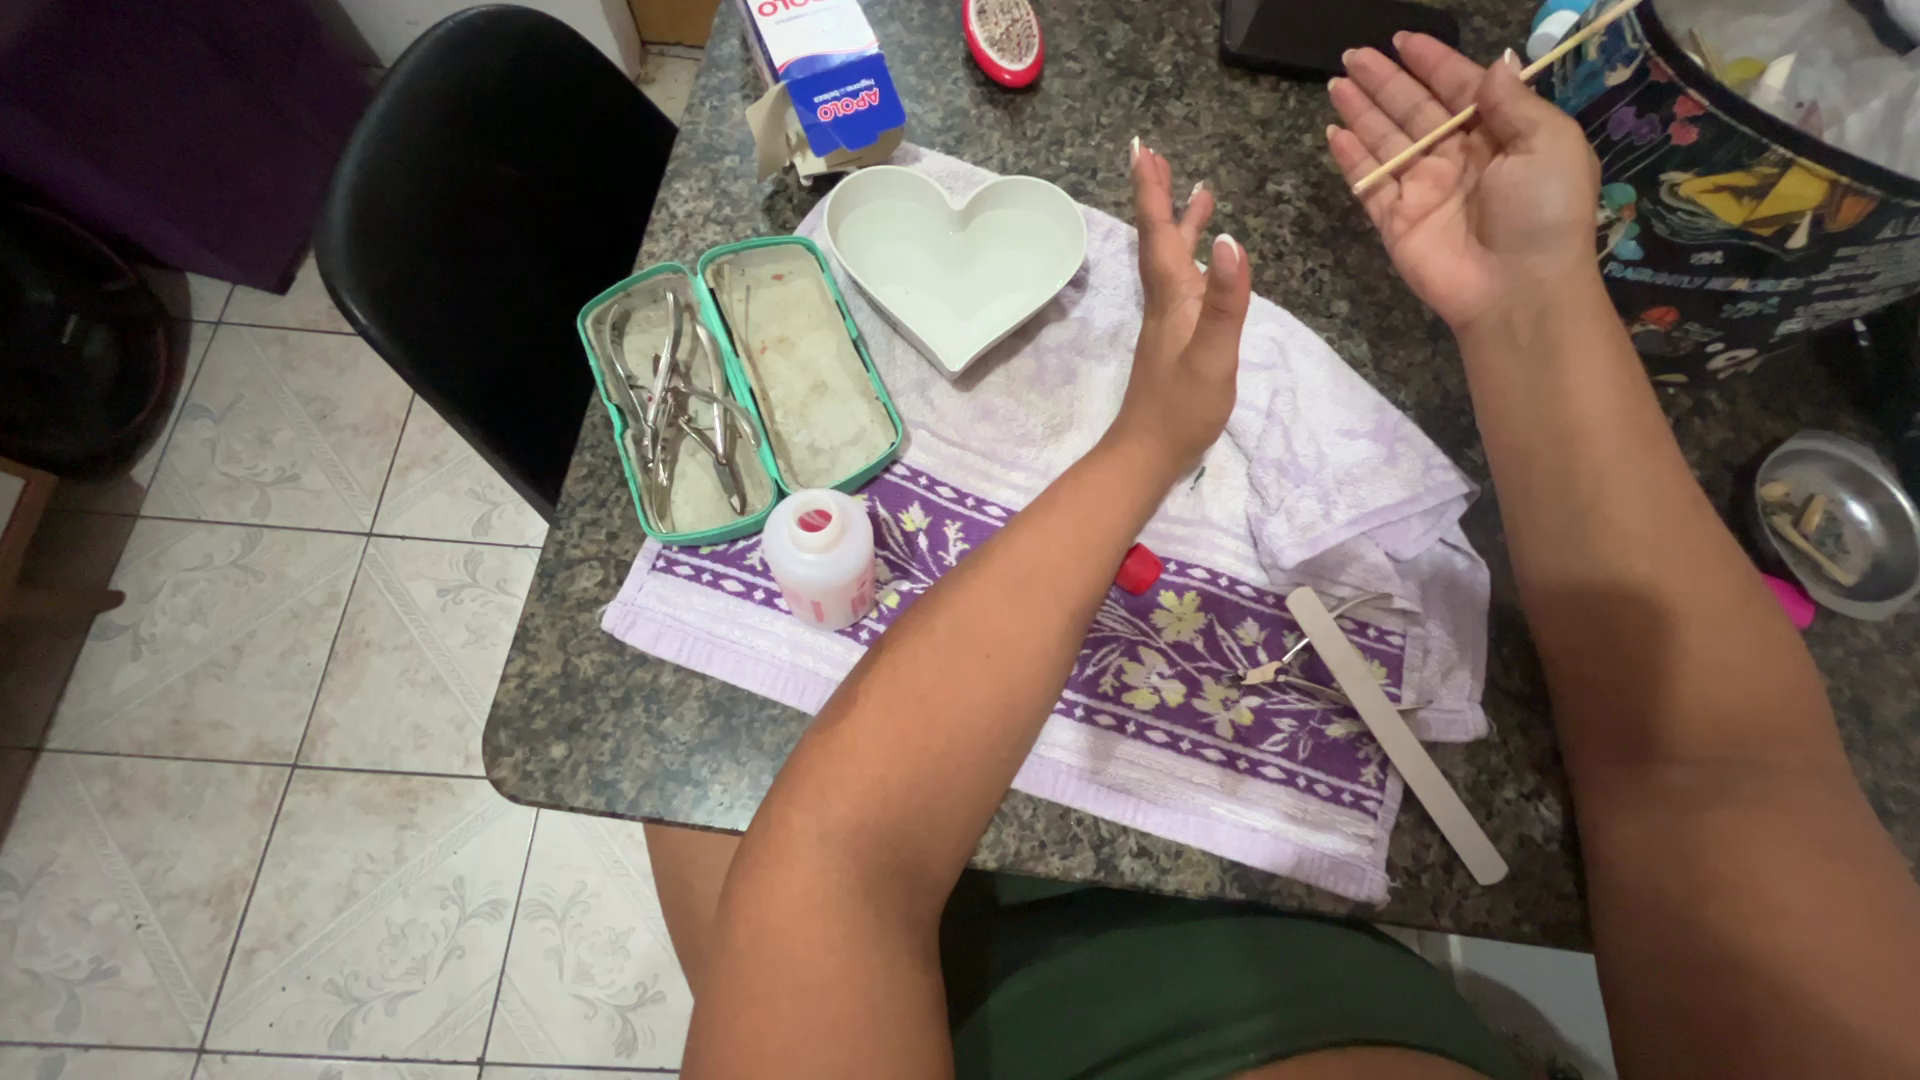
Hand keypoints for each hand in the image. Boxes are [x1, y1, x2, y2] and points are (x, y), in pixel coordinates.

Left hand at [1108, 140, 1251, 479]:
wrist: (1149, 452)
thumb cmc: (1182, 409)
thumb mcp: (1213, 356)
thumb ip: (1226, 303)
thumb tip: (1234, 240)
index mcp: (1172, 299)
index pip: (1160, 235)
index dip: (1151, 193)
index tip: (1140, 149)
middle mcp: (1166, 303)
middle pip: (1159, 241)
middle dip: (1159, 198)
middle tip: (1156, 156)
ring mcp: (1170, 322)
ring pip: (1171, 262)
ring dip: (1179, 226)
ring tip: (1199, 193)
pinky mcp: (1176, 340)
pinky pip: (1183, 284)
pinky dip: (1193, 260)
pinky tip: (1207, 263)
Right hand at [1327, 36, 1600, 332]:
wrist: (1516, 285)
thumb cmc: (1544, 210)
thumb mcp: (1549, 142)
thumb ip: (1513, 103)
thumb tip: (1490, 64)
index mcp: (1497, 133)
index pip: (1457, 88)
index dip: (1431, 61)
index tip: (1402, 39)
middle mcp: (1454, 156)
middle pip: (1412, 109)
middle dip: (1384, 80)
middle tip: (1354, 54)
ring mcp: (1420, 189)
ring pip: (1385, 141)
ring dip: (1361, 111)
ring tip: (1337, 82)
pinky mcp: (1393, 221)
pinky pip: (1368, 184)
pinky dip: (1351, 159)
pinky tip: (1334, 132)